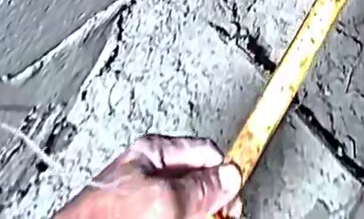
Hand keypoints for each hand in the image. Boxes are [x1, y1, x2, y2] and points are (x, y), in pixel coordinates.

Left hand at [51, 135, 243, 218]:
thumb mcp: (165, 201)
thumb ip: (203, 187)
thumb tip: (231, 176)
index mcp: (152, 153)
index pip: (205, 152)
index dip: (224, 174)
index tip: (234, 200)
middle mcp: (145, 175)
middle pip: (194, 183)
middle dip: (209, 202)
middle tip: (220, 218)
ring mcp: (136, 203)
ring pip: (180, 207)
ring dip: (194, 215)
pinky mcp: (130, 218)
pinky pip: (165, 215)